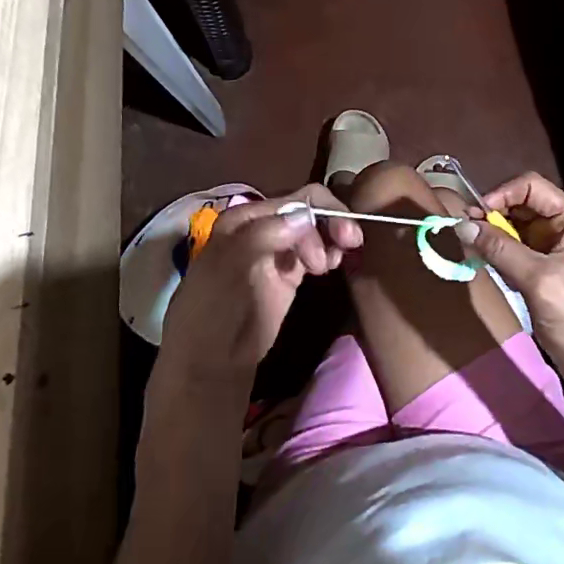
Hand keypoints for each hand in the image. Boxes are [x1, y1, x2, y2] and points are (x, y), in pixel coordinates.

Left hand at [158, 184, 362, 383]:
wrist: (212, 361)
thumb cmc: (212, 313)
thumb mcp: (227, 270)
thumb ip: (261, 238)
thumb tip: (304, 217)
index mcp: (244, 219)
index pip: (293, 201)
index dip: (322, 213)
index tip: (341, 240)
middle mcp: (263, 228)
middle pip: (309, 210)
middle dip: (333, 222)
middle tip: (350, 244)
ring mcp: (278, 250)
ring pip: (316, 228)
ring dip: (333, 237)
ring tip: (334, 263)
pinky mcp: (290, 271)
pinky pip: (316, 250)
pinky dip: (330, 252)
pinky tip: (332, 266)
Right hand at [456, 172, 563, 386]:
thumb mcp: (535, 278)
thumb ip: (499, 248)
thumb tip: (461, 225)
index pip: (531, 186)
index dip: (501, 194)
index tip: (475, 215)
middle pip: (522, 201)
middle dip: (494, 213)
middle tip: (467, 229)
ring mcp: (555, 242)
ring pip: (514, 222)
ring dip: (493, 231)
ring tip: (473, 244)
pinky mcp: (543, 261)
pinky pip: (514, 243)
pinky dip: (498, 247)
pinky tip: (486, 257)